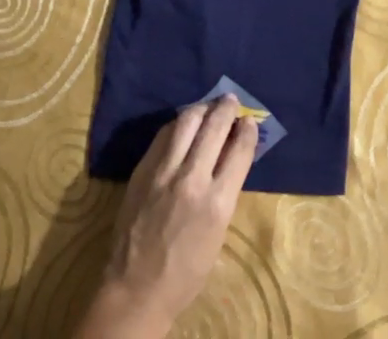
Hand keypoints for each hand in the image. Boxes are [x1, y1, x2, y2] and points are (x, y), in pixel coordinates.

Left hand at [75, 94, 258, 337]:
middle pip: (213, 128)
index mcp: (218, 202)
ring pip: (185, 122)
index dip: (247, 131)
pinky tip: (182, 124)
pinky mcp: (142, 170)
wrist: (137, 286)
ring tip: (209, 105)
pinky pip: (163, 136)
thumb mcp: (218, 234)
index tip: (249, 121)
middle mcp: (192, 179)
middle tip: (231, 100)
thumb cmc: (186, 272)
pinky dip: (177, 125)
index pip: (239, 151)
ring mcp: (164, 171)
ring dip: (201, 109)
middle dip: (226, 110)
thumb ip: (224, 193)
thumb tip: (230, 162)